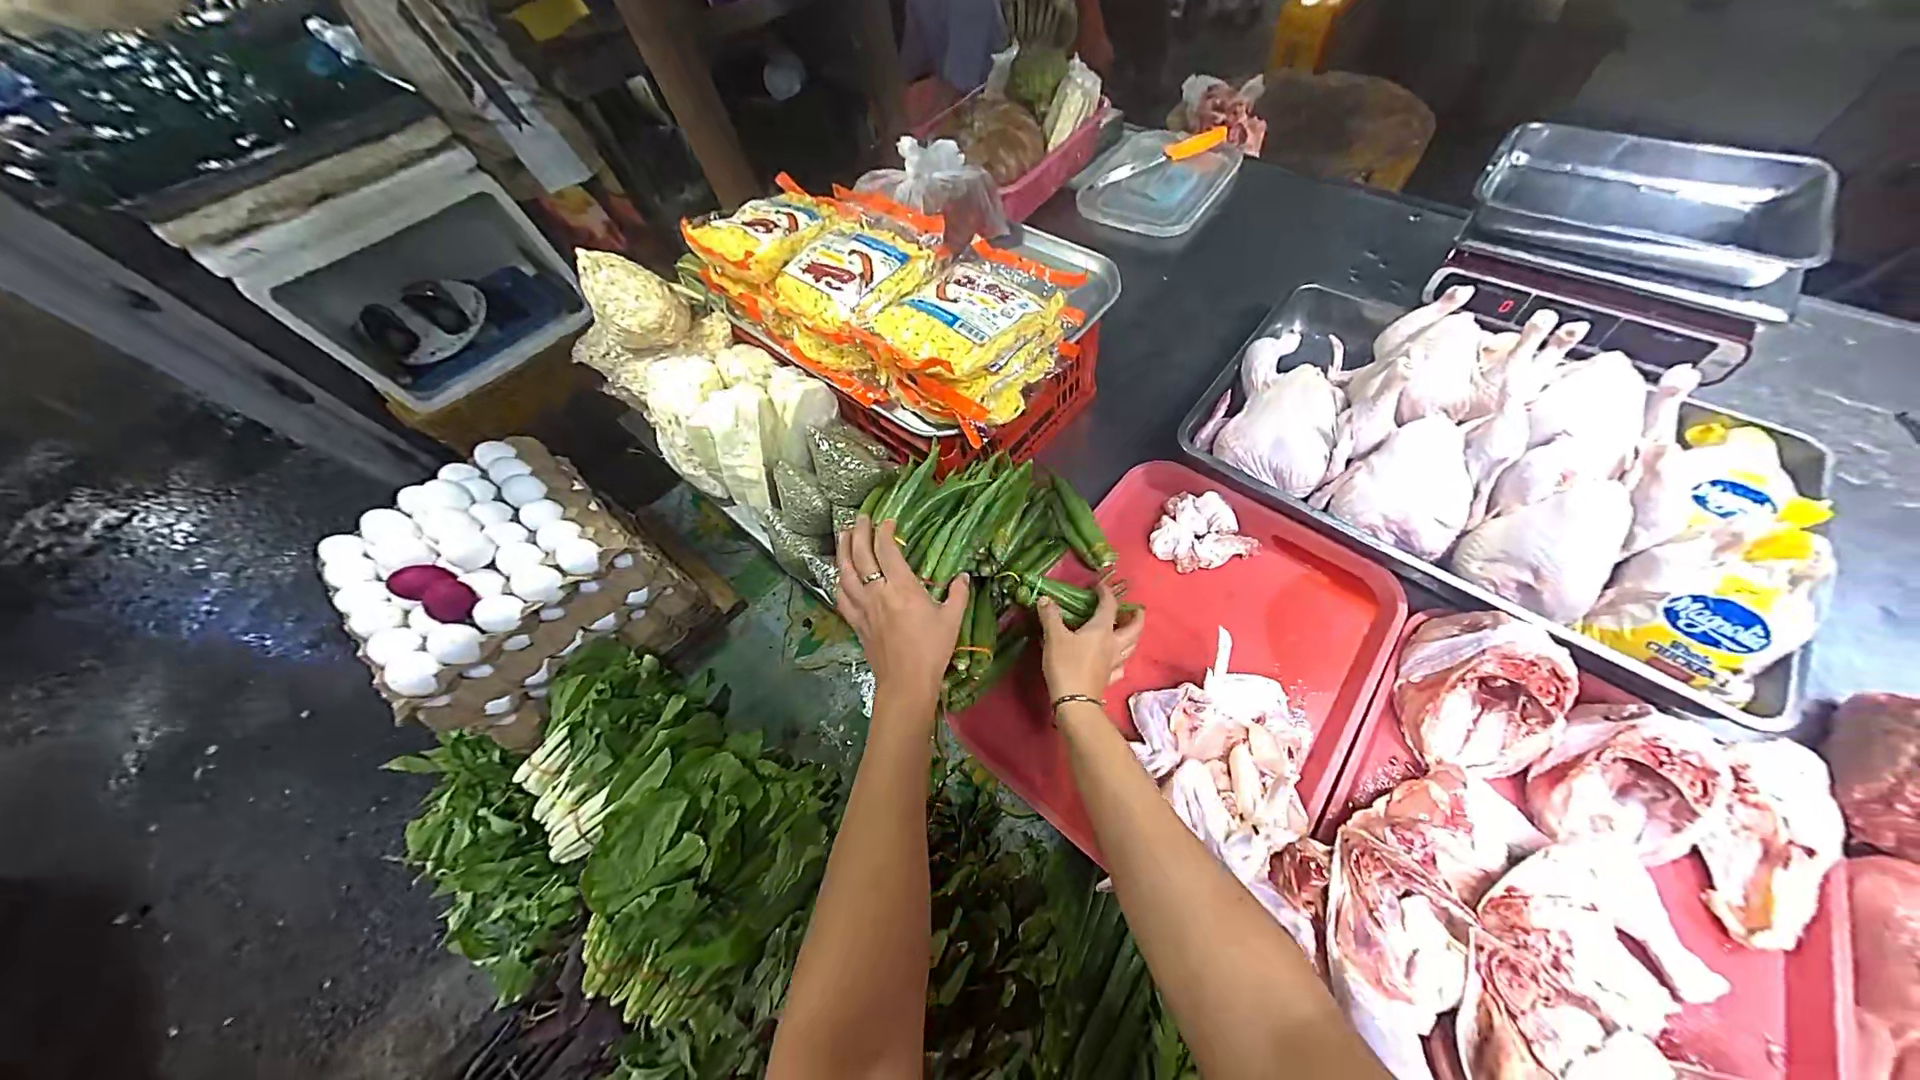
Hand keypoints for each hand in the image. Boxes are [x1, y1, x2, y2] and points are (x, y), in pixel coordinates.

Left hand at [835, 515, 969, 703]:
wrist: (905, 682)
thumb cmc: (931, 650)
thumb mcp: (952, 620)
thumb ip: (958, 594)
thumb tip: (964, 576)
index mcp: (902, 588)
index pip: (887, 550)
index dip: (885, 532)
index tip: (889, 522)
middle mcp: (877, 592)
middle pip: (861, 554)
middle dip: (859, 532)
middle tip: (861, 518)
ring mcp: (862, 607)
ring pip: (845, 572)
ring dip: (843, 550)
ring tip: (843, 534)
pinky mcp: (855, 621)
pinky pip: (841, 596)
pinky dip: (838, 580)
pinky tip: (839, 574)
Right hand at [1036, 583, 1145, 701]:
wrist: (1074, 703)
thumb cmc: (1066, 665)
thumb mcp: (1054, 637)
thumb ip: (1050, 616)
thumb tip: (1045, 599)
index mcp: (1102, 630)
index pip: (1110, 605)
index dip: (1106, 592)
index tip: (1098, 586)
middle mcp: (1114, 644)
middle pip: (1135, 628)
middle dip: (1136, 616)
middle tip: (1133, 610)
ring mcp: (1114, 663)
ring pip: (1132, 647)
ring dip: (1133, 636)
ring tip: (1126, 631)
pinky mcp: (1109, 678)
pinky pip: (1121, 666)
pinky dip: (1121, 659)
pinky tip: (1115, 660)